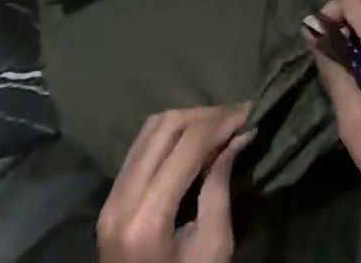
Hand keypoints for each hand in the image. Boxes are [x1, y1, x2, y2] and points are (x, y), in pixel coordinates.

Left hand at [97, 105, 254, 262]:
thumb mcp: (213, 247)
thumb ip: (221, 186)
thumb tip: (240, 136)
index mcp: (147, 219)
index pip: (188, 143)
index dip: (222, 121)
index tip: (250, 113)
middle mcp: (121, 200)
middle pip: (166, 126)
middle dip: (206, 114)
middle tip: (237, 117)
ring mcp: (110, 198)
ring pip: (151, 128)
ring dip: (188, 119)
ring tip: (219, 126)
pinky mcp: (110, 199)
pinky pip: (141, 146)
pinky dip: (171, 134)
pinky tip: (195, 141)